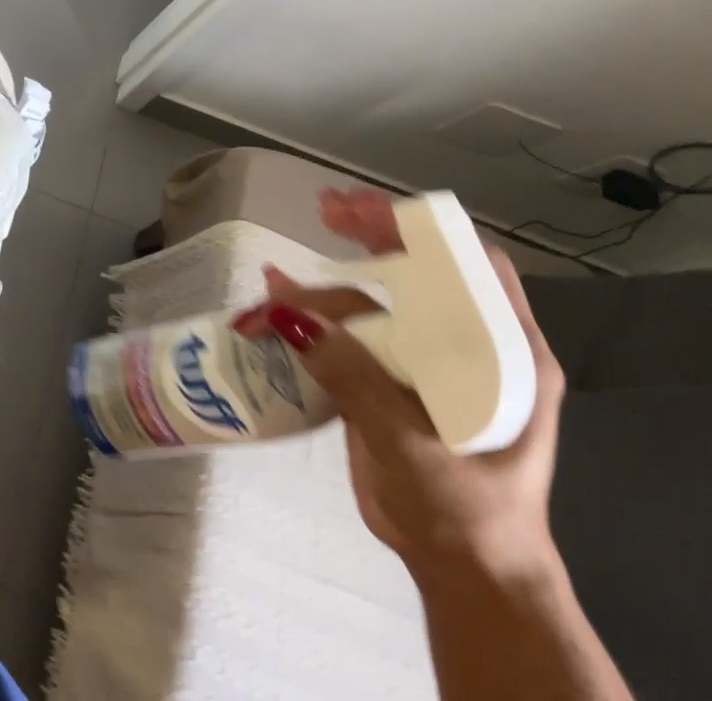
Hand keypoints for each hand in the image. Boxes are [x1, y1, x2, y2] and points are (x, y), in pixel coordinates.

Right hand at [262, 188, 567, 583]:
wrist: (461, 566)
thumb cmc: (461, 507)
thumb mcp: (409, 442)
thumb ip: (352, 375)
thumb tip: (286, 314)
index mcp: (507, 357)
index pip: (471, 266)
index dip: (419, 228)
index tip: (359, 210)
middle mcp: (473, 350)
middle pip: (424, 273)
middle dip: (372, 237)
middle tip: (320, 213)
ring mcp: (430, 366)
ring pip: (378, 305)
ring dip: (323, 289)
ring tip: (269, 289)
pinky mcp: (391, 384)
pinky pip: (350, 337)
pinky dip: (311, 319)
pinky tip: (273, 310)